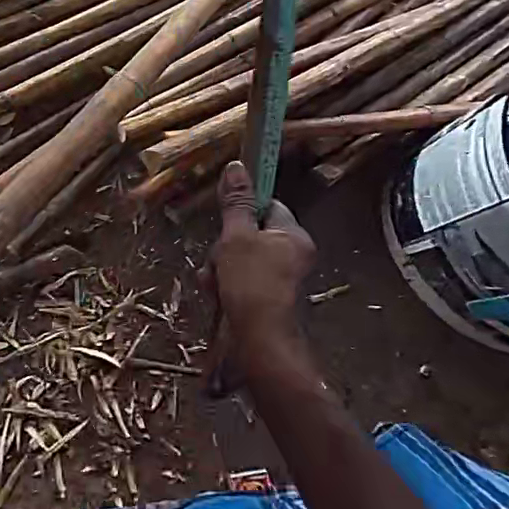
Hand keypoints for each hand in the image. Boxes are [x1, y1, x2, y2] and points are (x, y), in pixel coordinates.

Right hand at [208, 161, 317, 353]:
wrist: (257, 342)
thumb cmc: (252, 282)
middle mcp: (290, 256)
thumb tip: (237, 166)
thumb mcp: (237, 236)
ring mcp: (275, 279)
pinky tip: (215, 291)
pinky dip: (221, 282)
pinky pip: (235, 278)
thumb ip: (236, 203)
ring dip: (218, 265)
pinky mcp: (260, 298)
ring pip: (236, 256)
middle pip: (247, 232)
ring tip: (215, 279)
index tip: (229, 220)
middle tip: (220, 257)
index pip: (269, 206)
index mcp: (293, 237)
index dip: (245, 210)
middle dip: (225, 245)